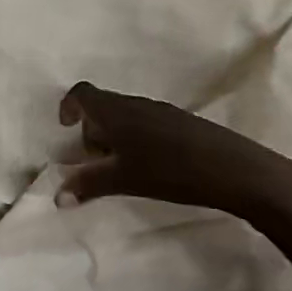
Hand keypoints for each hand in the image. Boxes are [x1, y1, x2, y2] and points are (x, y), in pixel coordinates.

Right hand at [56, 82, 291, 219]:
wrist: (234, 169)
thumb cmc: (169, 170)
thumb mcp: (122, 180)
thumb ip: (87, 185)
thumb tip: (57, 196)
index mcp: (115, 111)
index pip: (82, 94)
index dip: (68, 107)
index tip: (66, 129)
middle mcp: (135, 104)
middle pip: (102, 107)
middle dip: (91, 131)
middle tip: (94, 162)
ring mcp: (161, 112)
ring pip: (125, 117)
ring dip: (114, 138)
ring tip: (121, 169)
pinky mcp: (181, 123)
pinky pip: (145, 124)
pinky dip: (135, 141)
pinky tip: (149, 168)